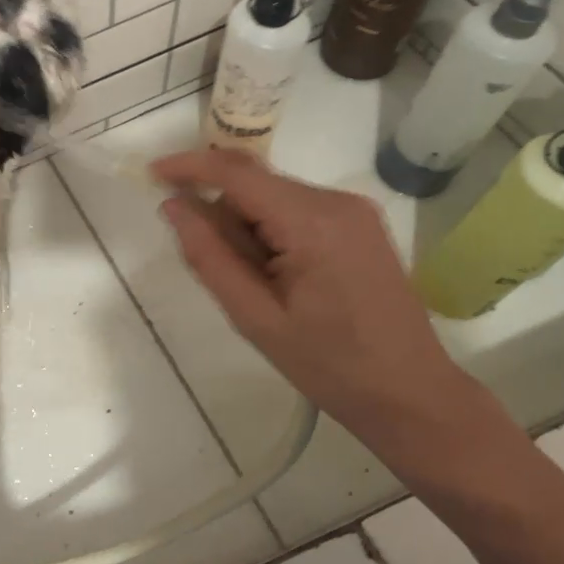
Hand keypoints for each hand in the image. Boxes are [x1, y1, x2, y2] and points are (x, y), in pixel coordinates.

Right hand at [152, 149, 479, 448]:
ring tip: (255, 285)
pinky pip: (295, 209)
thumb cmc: (330, 366)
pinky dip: (271, 230)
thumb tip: (173, 206)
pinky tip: (278, 277)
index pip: (237, 173)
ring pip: (272, 196)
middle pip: (254, 184)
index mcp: (312, 222)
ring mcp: (353, 210)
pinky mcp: (359, 224)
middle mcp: (336, 201)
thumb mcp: (254, 317)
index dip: (189, 167)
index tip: (150, 175)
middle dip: (221, 212)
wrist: (412, 397)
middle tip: (211, 267)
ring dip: (246, 226)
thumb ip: (209, 255)